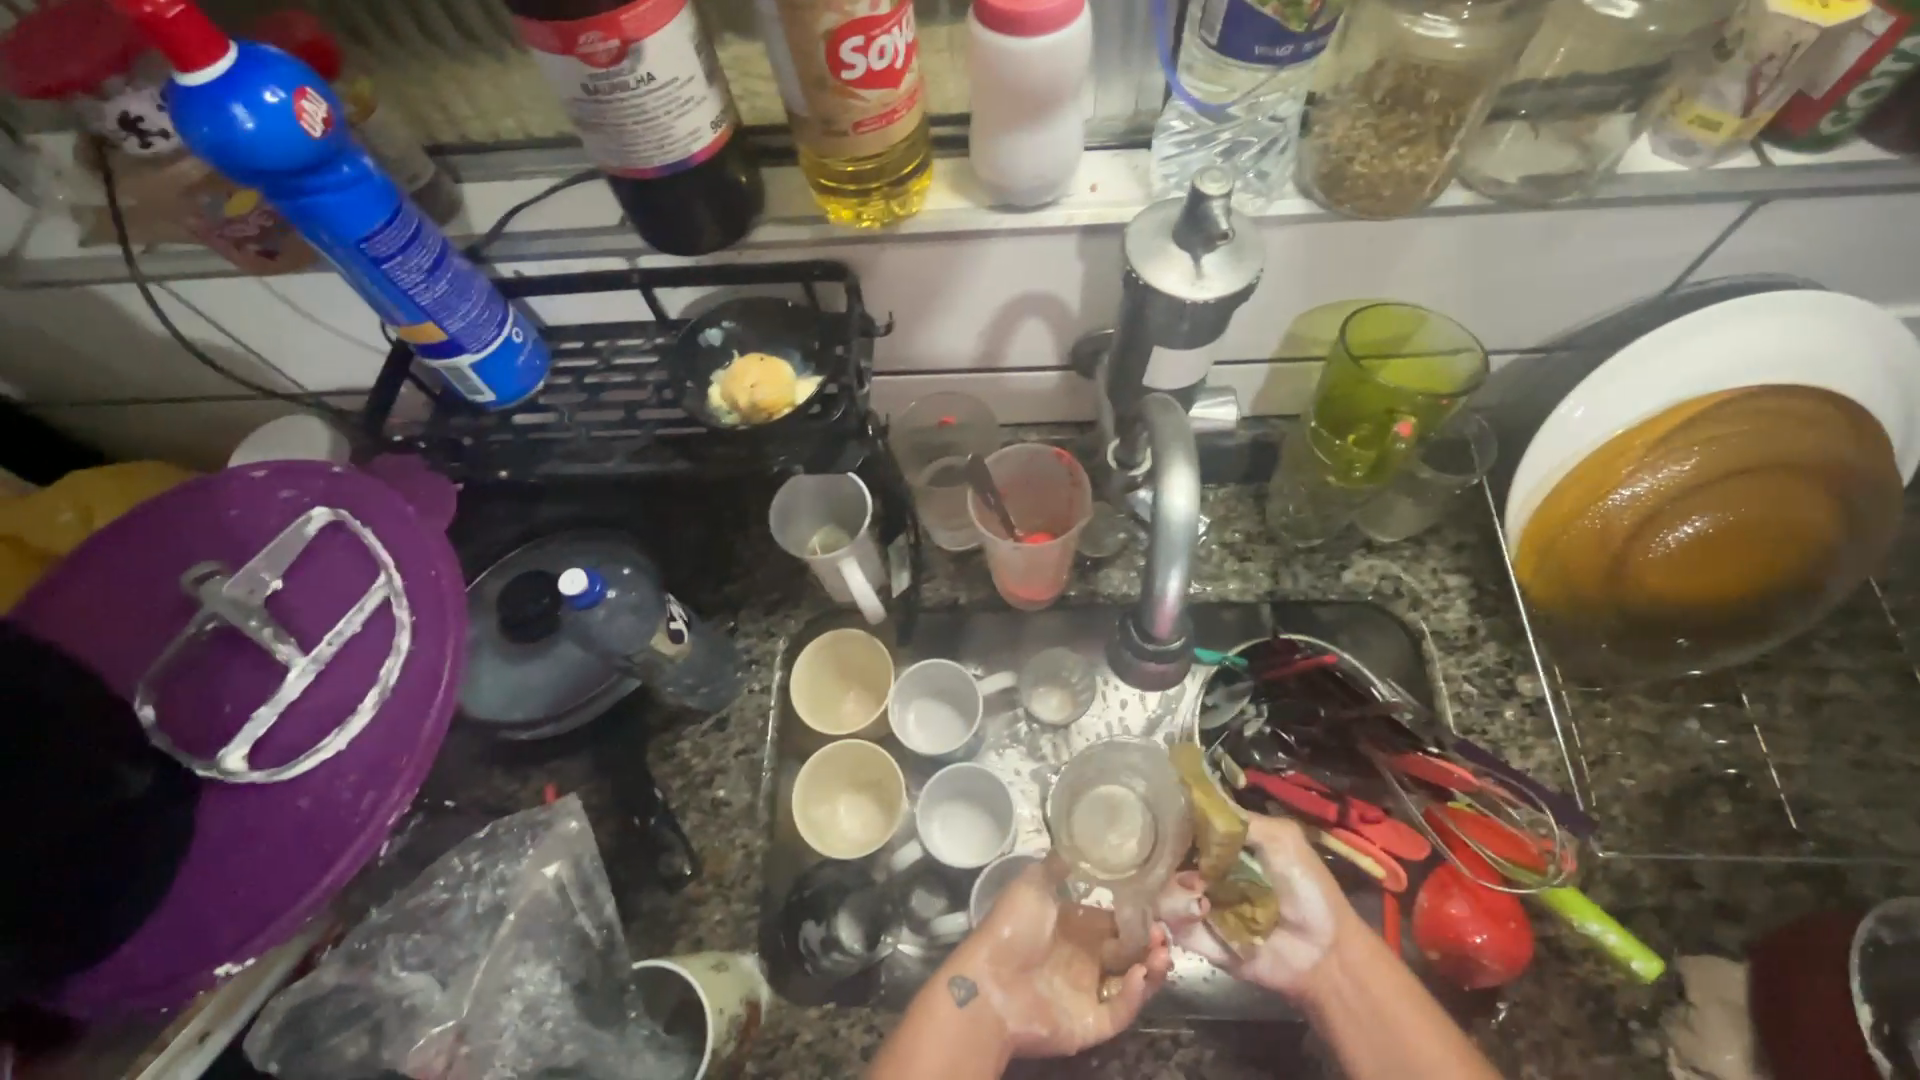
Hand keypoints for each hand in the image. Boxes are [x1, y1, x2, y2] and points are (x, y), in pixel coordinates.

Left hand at [940, 861, 1172, 1057]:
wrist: (989, 984)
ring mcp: (1088, 993)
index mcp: (1074, 928)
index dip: (1137, 916)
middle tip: (1162, 933)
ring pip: (1133, 983)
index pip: (1116, 923)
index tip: (1157, 907)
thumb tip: (1082, 836)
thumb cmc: (1012, 929)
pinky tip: (1140, 975)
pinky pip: (1121, 1012)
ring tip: (1161, 954)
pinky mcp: (1090, 1024)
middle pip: (1130, 953)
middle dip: (1151, 943)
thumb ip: (1059, 865)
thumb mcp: (1033, 884)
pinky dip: (1135, 996)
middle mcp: (1084, 960)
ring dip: (1151, 968)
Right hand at [1157, 814, 1351, 995]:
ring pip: (1163, 892)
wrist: (1325, 951)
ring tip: (1200, 896)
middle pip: (1166, 860)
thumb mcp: (1282, 838)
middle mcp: (1206, 874)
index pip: (1185, 829)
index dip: (1173, 824)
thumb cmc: (1307, 887)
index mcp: (1223, 849)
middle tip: (1190, 867)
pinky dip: (1181, 916)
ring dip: (1175, 891)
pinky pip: (1174, 925)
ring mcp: (1200, 907)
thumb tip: (1196, 797)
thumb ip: (1240, 820)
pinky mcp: (1201, 941)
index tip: (1166, 820)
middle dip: (1167, 860)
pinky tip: (1203, 913)